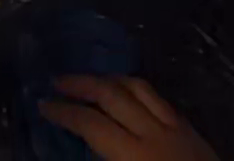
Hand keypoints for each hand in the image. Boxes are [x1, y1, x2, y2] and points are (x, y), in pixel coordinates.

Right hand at [40, 76, 215, 160]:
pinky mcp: (191, 131)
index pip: (91, 125)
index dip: (64, 112)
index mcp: (137, 158)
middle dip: (79, 84)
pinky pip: (157, 97)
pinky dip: (134, 88)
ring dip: (106, 79)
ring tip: (87, 80)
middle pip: (110, 94)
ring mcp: (175, 129)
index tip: (42, 105)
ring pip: (134, 87)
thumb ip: (106, 160)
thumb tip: (81, 147)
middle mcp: (154, 135)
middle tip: (56, 82)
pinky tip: (126, 91)